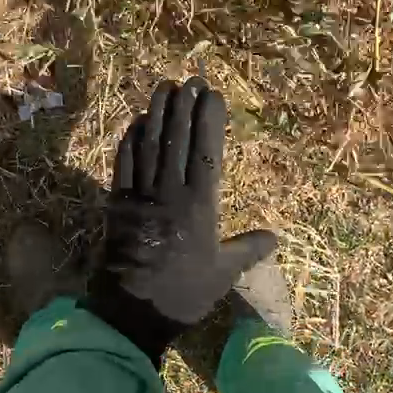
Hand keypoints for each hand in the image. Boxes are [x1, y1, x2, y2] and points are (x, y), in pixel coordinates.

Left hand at [84, 77, 276, 357]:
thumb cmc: (184, 294)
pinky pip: (124, 164)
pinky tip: (136, 122)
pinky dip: (130, 141)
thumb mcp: (223, 274)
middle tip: (190, 79)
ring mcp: (141, 196)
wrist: (133, 312)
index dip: (209, 119)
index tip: (212, 94)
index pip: (207, 151)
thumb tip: (275, 237)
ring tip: (164, 87)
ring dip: (158, 113)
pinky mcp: (117, 204)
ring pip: (150, 145)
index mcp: (200, 206)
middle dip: (185, 106)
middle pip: (178, 140)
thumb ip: (248, 249)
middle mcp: (171, 192)